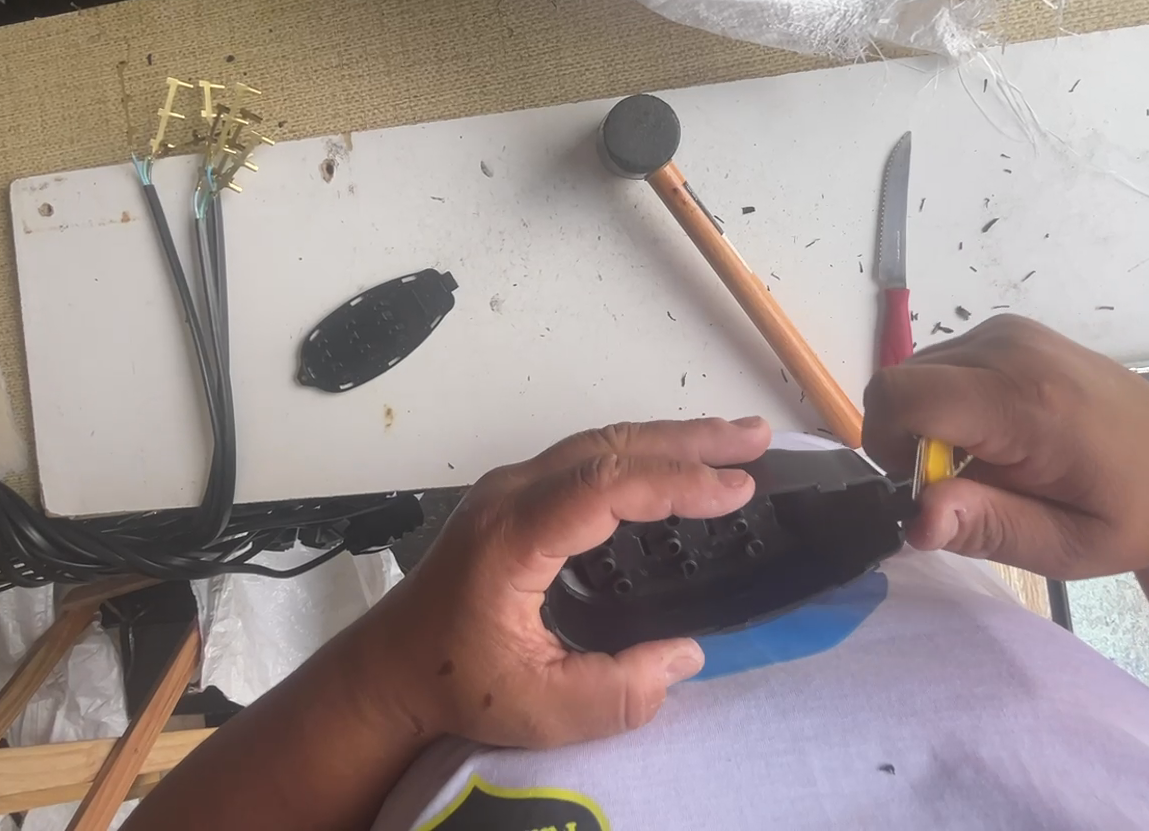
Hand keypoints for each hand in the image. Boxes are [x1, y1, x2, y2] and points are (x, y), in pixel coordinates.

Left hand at [343, 417, 768, 748]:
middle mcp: (511, 493)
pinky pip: (586, 457)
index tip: (737, 488)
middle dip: (687, 439)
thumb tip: (686, 654)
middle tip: (755, 438)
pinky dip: (638, 452)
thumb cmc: (457, 683)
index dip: (674, 482)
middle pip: (607, 446)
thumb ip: (619, 693)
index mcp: (513, 536)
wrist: (393, 663)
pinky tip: (672, 460)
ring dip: (667, 438)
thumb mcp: (540, 711)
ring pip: (598, 442)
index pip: (604, 487)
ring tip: (730, 439)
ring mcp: (511, 486)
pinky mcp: (516, 492)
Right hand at [862, 315, 1148, 581]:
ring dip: (926, 418)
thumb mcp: (1066, 548)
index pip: (900, 395)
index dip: (886, 442)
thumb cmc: (1135, 521)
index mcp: (1026, 403)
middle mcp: (1011, 349)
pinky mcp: (1011, 329)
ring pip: (914, 372)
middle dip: (907, 436)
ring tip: (986, 455)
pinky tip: (996, 428)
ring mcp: (1011, 332)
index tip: (923, 482)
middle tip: (962, 479)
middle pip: (900, 383)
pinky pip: (940, 361)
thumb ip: (986, 528)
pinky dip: (946, 398)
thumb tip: (917, 518)